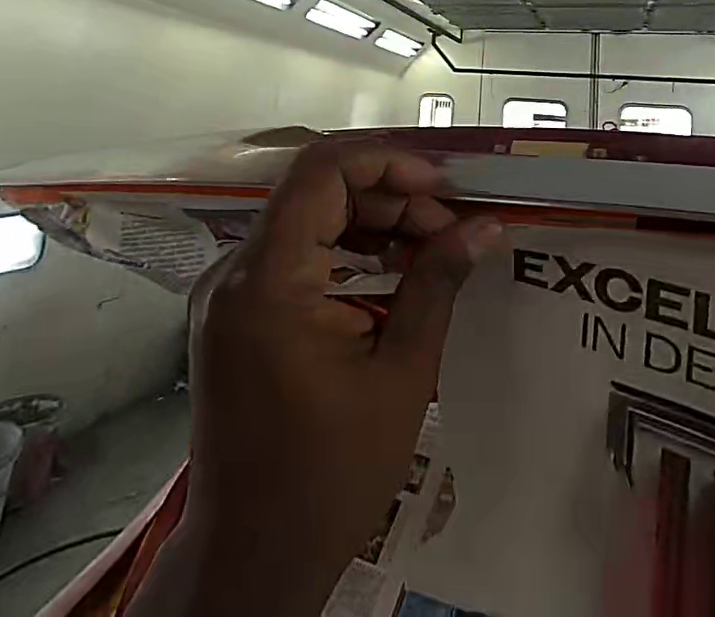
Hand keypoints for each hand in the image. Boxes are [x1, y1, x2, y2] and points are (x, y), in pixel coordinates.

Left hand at [129, 140, 508, 616]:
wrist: (253, 552)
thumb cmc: (331, 475)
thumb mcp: (401, 374)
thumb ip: (438, 284)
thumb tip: (486, 227)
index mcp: (269, 281)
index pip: (322, 172)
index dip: (387, 162)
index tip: (442, 187)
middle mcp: (235, 271)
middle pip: (316, 191)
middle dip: (390, 196)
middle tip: (449, 228)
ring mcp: (228, 290)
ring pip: (306, 218)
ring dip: (371, 222)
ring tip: (430, 247)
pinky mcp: (234, 310)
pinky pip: (294, 253)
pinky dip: (344, 250)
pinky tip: (390, 270)